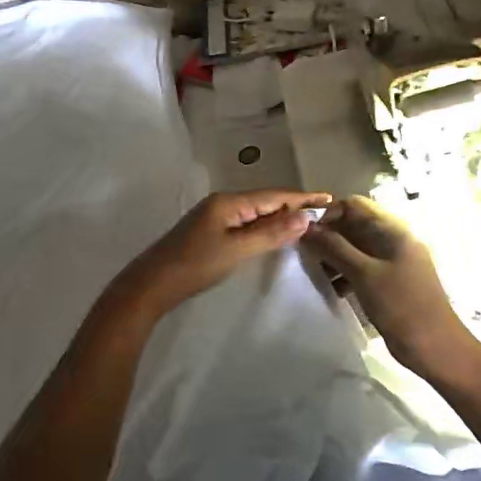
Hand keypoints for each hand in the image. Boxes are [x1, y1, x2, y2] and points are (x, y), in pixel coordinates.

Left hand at [115, 190, 331, 315]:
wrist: (151, 285)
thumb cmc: (194, 266)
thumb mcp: (236, 250)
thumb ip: (270, 233)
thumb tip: (304, 216)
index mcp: (228, 202)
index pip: (273, 195)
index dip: (302, 197)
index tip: (329, 198)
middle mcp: (221, 203)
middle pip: (264, 201)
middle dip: (293, 205)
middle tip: (324, 212)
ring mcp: (213, 217)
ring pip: (254, 212)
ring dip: (279, 217)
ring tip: (306, 223)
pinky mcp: (208, 232)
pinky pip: (244, 223)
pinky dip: (263, 227)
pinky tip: (273, 235)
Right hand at [303, 196, 471, 376]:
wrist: (435, 347)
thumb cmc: (401, 305)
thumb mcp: (363, 273)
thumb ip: (334, 248)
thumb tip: (307, 228)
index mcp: (393, 230)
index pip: (354, 205)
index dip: (329, 214)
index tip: (307, 233)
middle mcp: (394, 240)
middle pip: (354, 225)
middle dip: (328, 236)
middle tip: (305, 253)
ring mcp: (393, 261)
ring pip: (356, 247)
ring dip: (334, 255)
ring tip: (315, 271)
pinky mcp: (390, 281)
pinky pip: (362, 267)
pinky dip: (345, 272)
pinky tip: (331, 287)